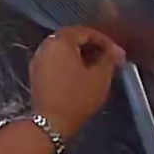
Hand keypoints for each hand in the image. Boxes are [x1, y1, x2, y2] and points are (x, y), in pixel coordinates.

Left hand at [28, 26, 126, 140]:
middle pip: (71, 37)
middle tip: (107, 56)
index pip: (84, 32)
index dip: (103, 40)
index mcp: (60, 41)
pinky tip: (80, 73)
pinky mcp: (36, 71)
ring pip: (62, 48)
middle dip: (91, 45)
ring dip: (79, 53)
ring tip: (96, 65)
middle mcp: (46, 45)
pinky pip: (54, 59)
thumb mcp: (100, 77)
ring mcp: (38, 58)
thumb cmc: (77, 97)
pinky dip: (68, 61)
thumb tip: (117, 51)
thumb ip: (109, 59)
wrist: (51, 121)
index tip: (116, 52)